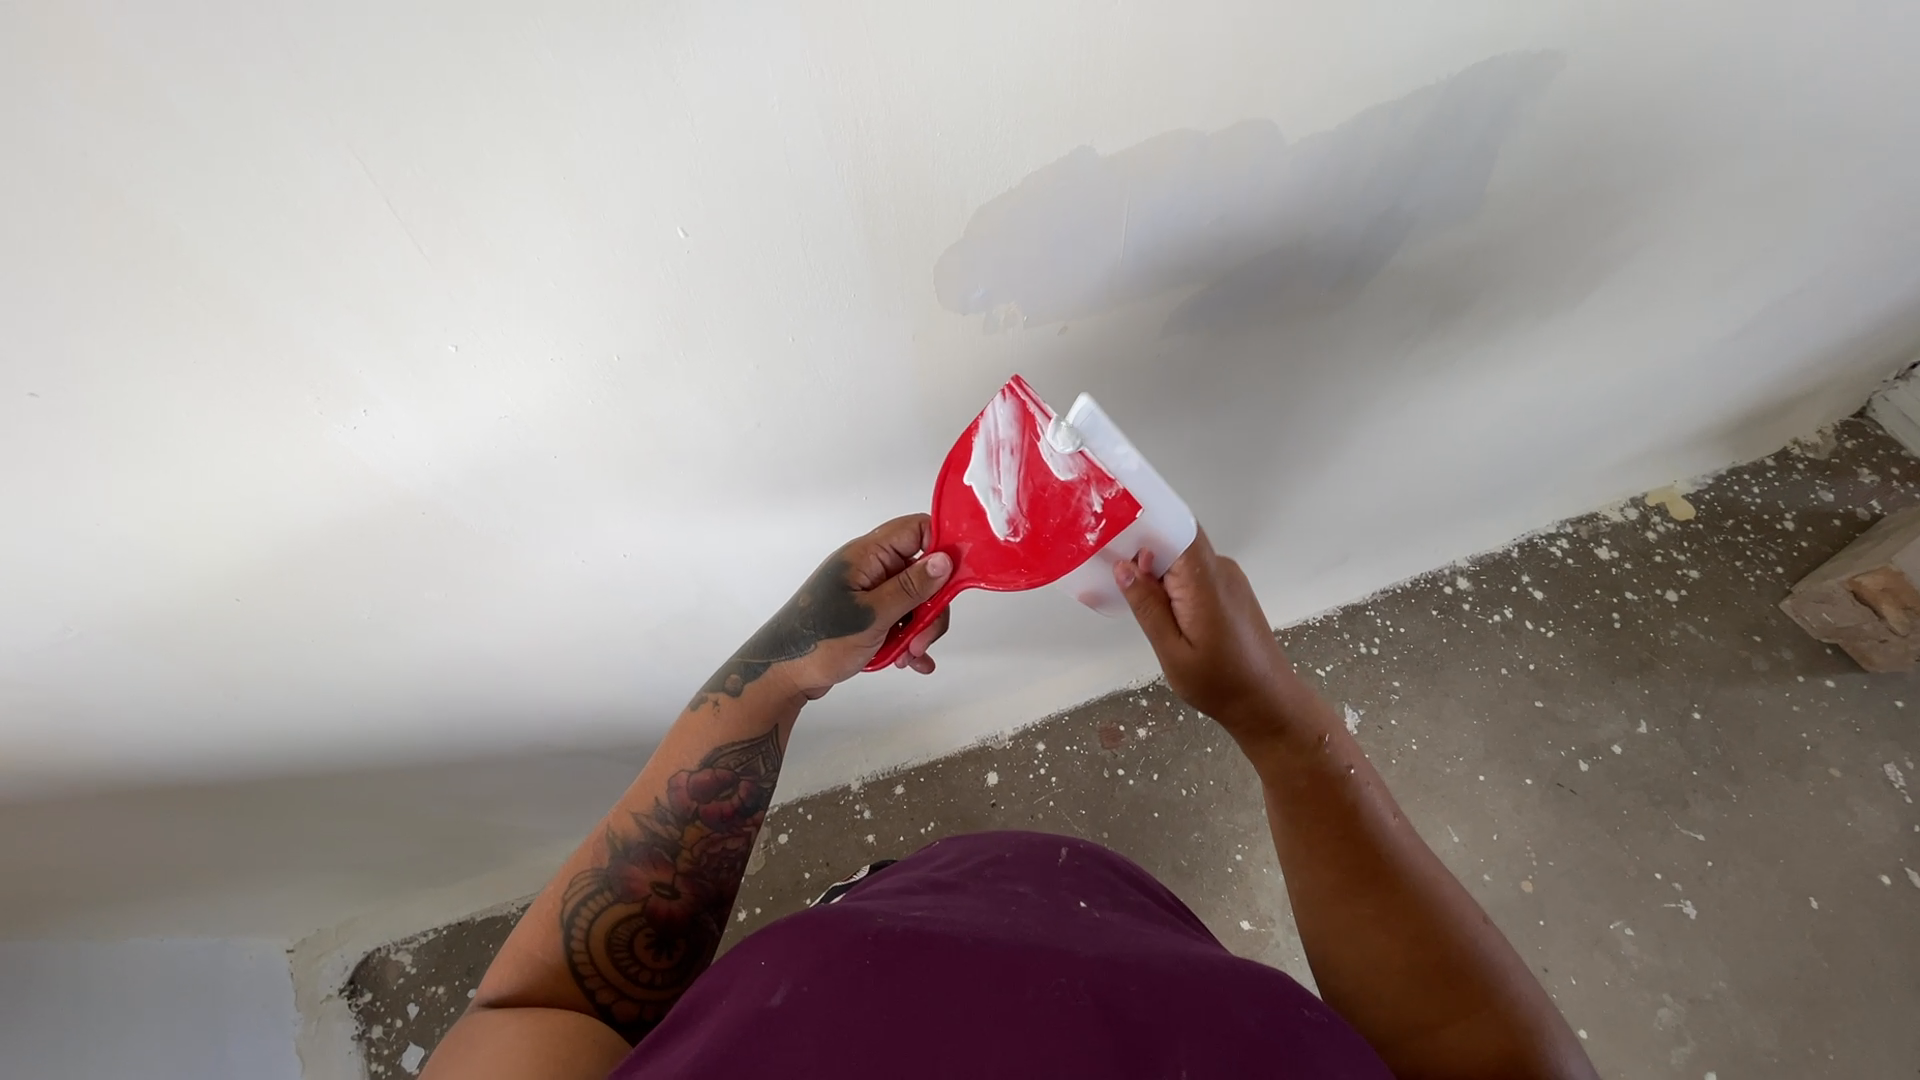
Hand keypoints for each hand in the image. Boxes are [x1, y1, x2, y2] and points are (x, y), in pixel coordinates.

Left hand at [689, 515, 953, 709]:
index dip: (942, 547)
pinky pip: (901, 620)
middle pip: (923, 572)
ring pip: (915, 600)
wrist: (781, 676)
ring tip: (909, 656)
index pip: (917, 530)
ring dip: (920, 629)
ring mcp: (869, 593)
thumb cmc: (820, 640)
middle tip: (922, 638)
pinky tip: (911, 662)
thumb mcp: (871, 616)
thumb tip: (945, 559)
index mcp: (867, 555)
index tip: (957, 579)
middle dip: (930, 607)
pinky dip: (909, 640)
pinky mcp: (869, 617)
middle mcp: (870, 568)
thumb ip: (911, 588)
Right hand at [1112, 529, 1303, 744]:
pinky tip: (1150, 601)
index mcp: (1206, 582)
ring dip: (1152, 567)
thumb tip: (1123, 566)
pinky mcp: (1227, 591)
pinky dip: (1168, 581)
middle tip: (1101, 558)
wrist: (1268, 703)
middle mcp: (1220, 570)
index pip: (1177, 527)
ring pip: (1181, 557)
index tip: (1110, 523)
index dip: (1145, 520)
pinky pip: (1191, 573)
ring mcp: (1227, 579)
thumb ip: (1147, 607)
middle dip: (1140, 545)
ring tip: (1119, 583)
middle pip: (1175, 539)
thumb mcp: (1172, 651)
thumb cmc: (1220, 684)